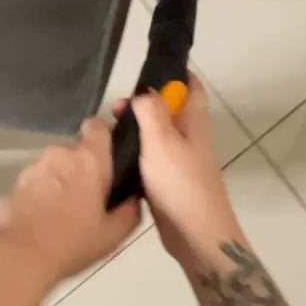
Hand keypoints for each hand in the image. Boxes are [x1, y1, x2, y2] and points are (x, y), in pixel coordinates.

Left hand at [0, 118, 142, 286]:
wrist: (19, 254)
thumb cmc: (72, 242)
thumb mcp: (112, 235)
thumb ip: (129, 212)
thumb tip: (133, 199)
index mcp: (88, 160)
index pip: (98, 126)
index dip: (105, 135)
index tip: (110, 155)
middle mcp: (60, 153)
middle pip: (77, 151)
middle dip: (84, 169)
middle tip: (90, 199)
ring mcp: (35, 165)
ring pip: (56, 165)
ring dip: (62, 180)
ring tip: (65, 212)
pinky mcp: (17, 180)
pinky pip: (38, 179)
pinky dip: (43, 191)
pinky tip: (44, 217)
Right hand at [129, 76, 242, 266]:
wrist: (195, 236)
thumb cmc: (181, 183)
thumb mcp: (162, 141)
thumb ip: (152, 112)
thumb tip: (144, 93)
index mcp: (194, 124)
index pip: (192, 88)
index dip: (177, 74)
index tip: (151, 69)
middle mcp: (190, 139)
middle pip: (169, 111)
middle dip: (144, 104)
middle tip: (117, 108)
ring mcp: (180, 162)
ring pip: (157, 136)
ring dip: (136, 130)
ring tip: (109, 131)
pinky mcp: (169, 183)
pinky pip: (150, 159)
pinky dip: (134, 154)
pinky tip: (114, 158)